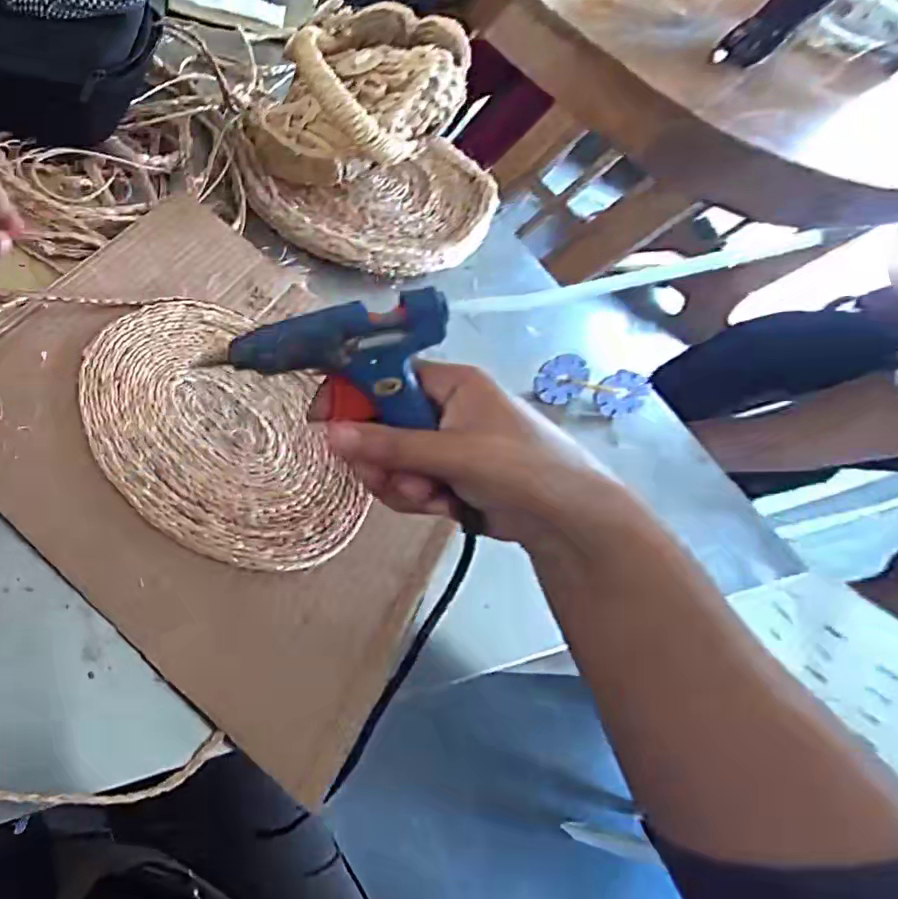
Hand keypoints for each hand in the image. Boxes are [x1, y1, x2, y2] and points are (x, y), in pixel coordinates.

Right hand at [310, 360, 635, 550]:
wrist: (574, 525)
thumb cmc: (524, 469)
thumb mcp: (454, 455)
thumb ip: (390, 445)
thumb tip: (328, 435)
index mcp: (448, 383)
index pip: (382, 373)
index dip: (350, 393)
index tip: (323, 421)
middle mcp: (439, 407)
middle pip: (376, 421)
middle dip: (378, 455)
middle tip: (382, 476)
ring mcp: (438, 441)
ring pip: (385, 456)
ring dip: (396, 481)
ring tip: (427, 497)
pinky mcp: (440, 473)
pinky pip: (400, 478)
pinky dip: (411, 496)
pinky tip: (439, 507)